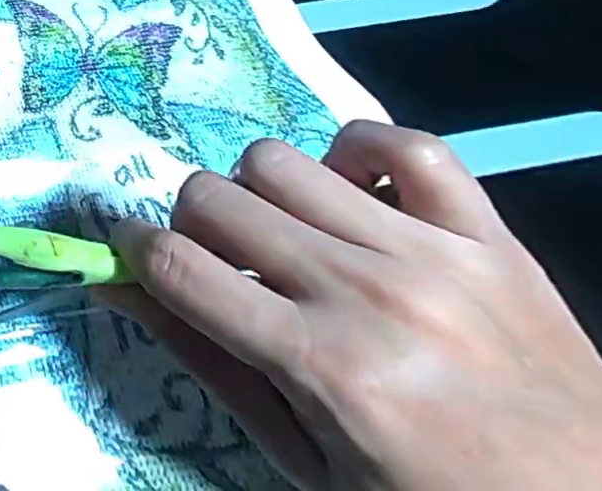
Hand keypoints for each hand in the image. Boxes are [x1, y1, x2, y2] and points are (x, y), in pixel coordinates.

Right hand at [97, 120, 601, 490]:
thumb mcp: (302, 462)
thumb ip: (207, 361)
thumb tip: (118, 287)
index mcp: (323, 367)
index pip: (179, 269)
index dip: (136, 251)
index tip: (135, 252)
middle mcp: (366, 292)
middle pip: (214, 196)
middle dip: (191, 223)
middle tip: (222, 262)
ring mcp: (430, 250)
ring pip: (279, 158)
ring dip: (259, 193)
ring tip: (289, 236)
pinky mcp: (483, 228)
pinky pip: (400, 142)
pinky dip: (357, 154)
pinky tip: (353, 196)